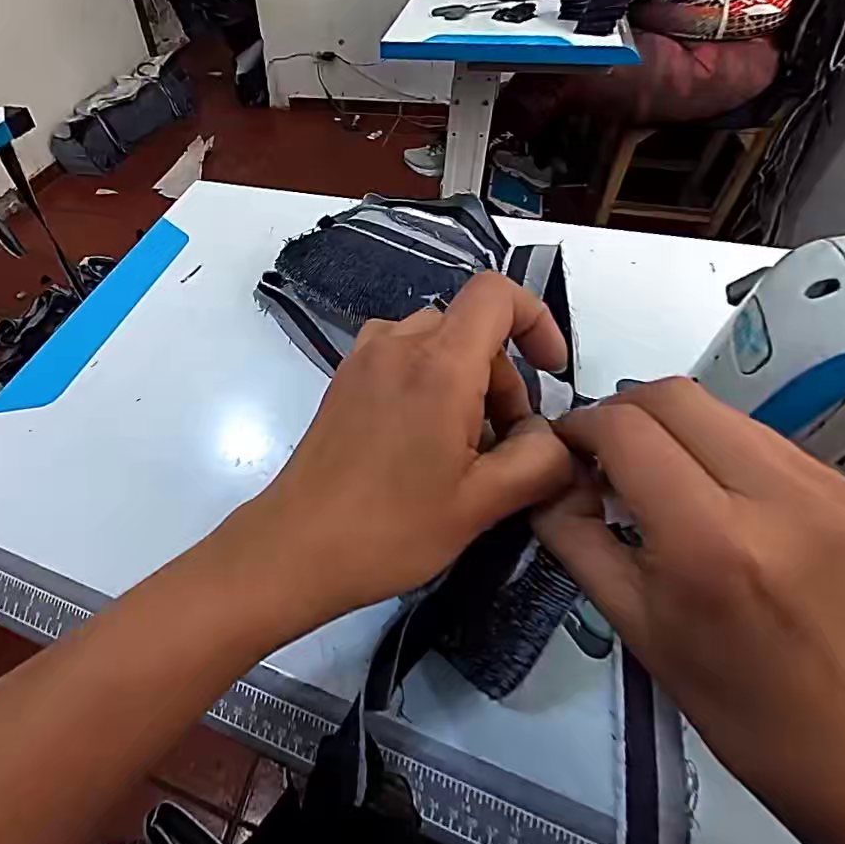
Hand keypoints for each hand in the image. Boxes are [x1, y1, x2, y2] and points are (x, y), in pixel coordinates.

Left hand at [207, 272, 573, 634]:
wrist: (294, 548)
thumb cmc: (390, 527)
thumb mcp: (483, 503)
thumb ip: (539, 460)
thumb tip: (549, 435)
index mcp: (439, 363)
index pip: (498, 294)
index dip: (537, 320)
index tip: (550, 372)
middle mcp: (397, 343)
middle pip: (472, 329)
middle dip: (504, 380)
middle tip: (502, 447)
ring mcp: (364, 357)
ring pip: (439, 343)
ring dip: (468, 383)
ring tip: (463, 448)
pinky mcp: (345, 378)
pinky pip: (404, 357)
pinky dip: (431, 383)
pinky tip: (423, 441)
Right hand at [535, 379, 844, 843]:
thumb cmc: (751, 718)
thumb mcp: (640, 632)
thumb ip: (577, 540)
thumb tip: (551, 479)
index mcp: (712, 543)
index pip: (624, 429)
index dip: (580, 425)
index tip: (569, 449)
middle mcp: (784, 498)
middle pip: (676, 395)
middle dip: (625, 411)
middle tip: (610, 456)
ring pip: (730, 415)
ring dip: (681, 433)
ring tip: (672, 484)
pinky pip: (781, 450)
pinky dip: (736, 461)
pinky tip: (740, 513)